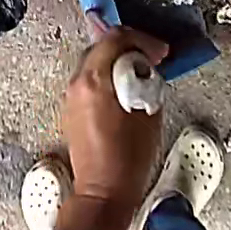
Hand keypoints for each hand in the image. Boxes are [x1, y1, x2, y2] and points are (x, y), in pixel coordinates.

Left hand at [61, 17, 168, 219]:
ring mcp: (71, 94)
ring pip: (95, 61)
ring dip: (117, 61)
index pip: (115, 39)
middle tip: (152, 58)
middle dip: (129, 48)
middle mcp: (78, 82)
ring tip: (141, 74)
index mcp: (95, 80)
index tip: (159, 51)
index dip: (142, 40)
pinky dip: (107, 76)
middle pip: (101, 46)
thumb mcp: (148, 115)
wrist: (102, 191)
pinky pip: (89, 79)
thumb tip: (145, 68)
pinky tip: (124, 89)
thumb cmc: (127, 160)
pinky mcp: (71, 106)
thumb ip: (145, 82)